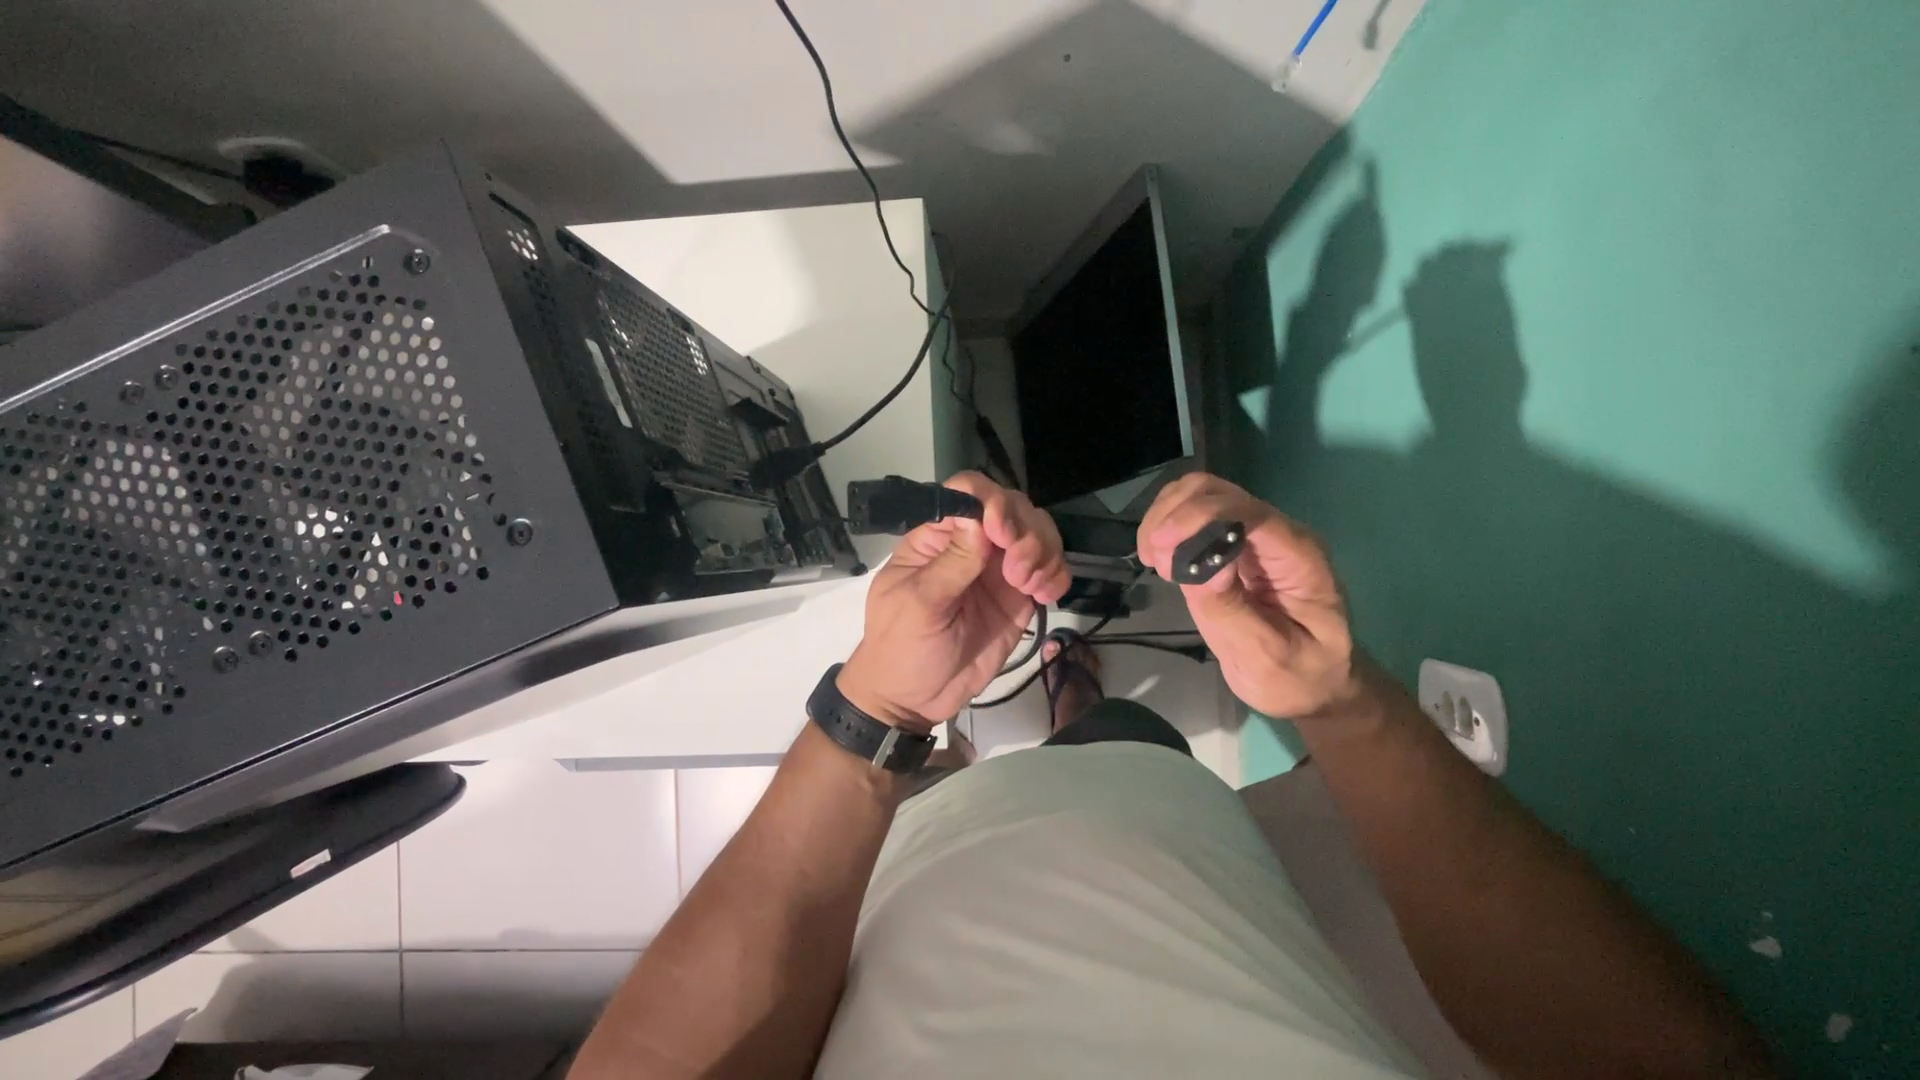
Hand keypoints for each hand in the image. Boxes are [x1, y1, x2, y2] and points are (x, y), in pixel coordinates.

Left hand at [839, 473, 1069, 729]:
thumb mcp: (919, 604)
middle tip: (1019, 571)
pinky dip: (1057, 575)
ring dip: (1044, 552)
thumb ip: (953, 561)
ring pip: (1038, 534)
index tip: (1001, 533)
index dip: (992, 502)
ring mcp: (998, 570)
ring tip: (1030, 587)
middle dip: (1026, 531)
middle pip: (1013, 508)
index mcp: (937, 536)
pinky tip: (1045, 596)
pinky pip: (1050, 571)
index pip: (969, 493)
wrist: (914, 700)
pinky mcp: (1019, 597)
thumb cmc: (901, 648)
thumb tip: (977, 514)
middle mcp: (972, 544)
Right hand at [1137, 472, 1358, 721]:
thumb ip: (1233, 611)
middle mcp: (1277, 534)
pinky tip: (1160, 560)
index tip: (1160, 547)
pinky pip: (1195, 516)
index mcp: (1297, 557)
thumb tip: (1202, 566)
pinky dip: (1168, 528)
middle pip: (1218, 491)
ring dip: (1166, 518)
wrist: (1315, 686)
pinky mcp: (1232, 545)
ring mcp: (1254, 536)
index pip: (1247, 512)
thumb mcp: (1267, 657)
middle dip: (1175, 515)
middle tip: (1154, 560)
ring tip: (1154, 561)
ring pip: (1201, 495)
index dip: (1198, 517)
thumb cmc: (1299, 676)